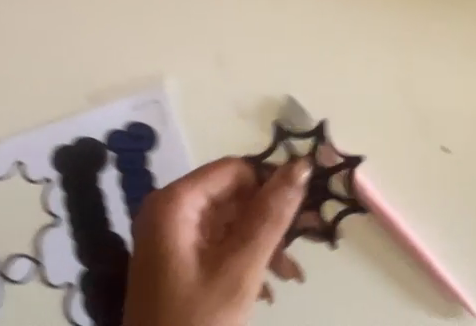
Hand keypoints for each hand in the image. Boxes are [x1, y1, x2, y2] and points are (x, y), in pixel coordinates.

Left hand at [125, 158, 309, 325]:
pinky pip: (215, 246)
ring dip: (260, 244)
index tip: (305, 213)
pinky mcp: (174, 263)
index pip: (232, 171)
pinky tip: (267, 290)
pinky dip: (242, 260)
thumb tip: (301, 166)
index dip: (270, 186)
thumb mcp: (238, 271)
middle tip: (307, 244)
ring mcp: (168, 238)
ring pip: (226, 222)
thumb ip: (269, 218)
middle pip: (229, 196)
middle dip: (268, 220)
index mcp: (174, 202)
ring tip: (291, 276)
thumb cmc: (197, 324)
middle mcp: (167, 210)